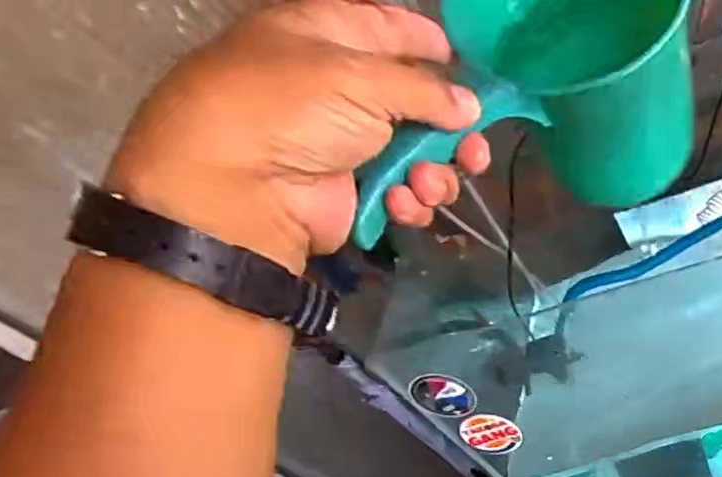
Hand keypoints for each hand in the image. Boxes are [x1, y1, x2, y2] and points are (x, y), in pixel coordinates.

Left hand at [106, 0, 493, 269]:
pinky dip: (410, 202)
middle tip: (473, 154)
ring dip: (434, 175)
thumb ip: (423, 90)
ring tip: (425, 184)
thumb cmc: (292, 108)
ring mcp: (354, 147)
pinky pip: (407, 196)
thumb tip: (471, 104)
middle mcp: (344, 91)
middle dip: (452, 132)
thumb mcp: (358, 79)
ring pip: (421, 159)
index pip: (386, 27)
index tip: (462, 58)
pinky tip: (398, 203)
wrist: (247, 187)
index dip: (424, 40)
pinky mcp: (361, 195)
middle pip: (419, 107)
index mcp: (330, 38)